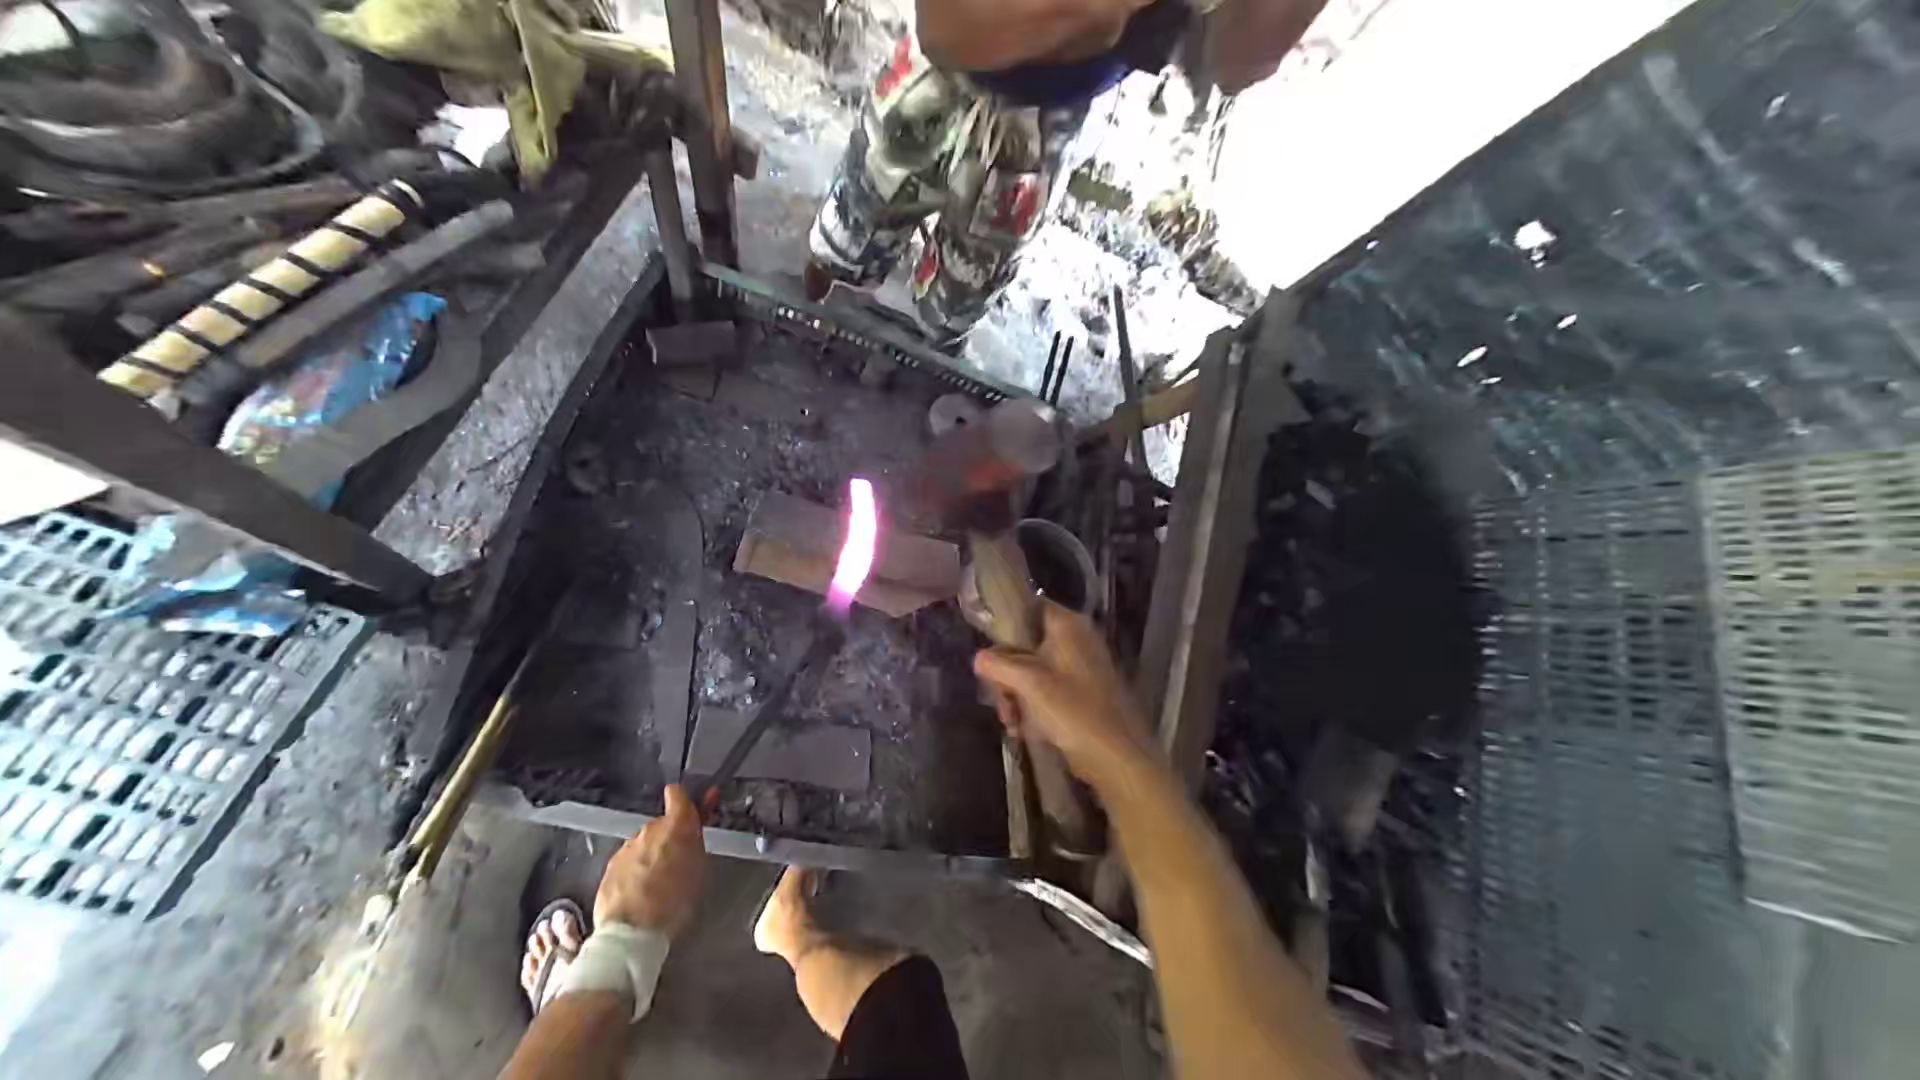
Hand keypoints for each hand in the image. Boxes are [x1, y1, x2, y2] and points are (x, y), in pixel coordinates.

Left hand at [595, 784, 706, 936]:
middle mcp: (648, 831)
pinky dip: (636, 872)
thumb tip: (694, 823)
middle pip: (661, 825)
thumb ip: (696, 840)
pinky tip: (642, 894)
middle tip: (681, 860)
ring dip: (652, 856)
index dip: (684, 799)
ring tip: (660, 885)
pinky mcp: (610, 870)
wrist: (632, 934)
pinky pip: (629, 863)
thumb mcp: (700, 868)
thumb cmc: (676, 903)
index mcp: (676, 826)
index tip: (692, 807)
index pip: (677, 794)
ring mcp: (626, 849)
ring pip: (644, 845)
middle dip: (670, 837)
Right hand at [973, 601, 1154, 784]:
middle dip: (1007, 674)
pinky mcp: (1083, 692)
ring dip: (1017, 695)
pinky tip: (1023, 729)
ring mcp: (1081, 666)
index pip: (1029, 607)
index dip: (1005, 626)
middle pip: (1027, 644)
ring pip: (1034, 670)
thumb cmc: (1073, 710)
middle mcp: (1076, 639)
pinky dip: (1033, 705)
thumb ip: (999, 665)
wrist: (1117, 756)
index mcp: (1067, 626)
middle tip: (1000, 700)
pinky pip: (1048, 689)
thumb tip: (979, 657)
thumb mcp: (1029, 684)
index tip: (987, 651)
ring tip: (1011, 722)